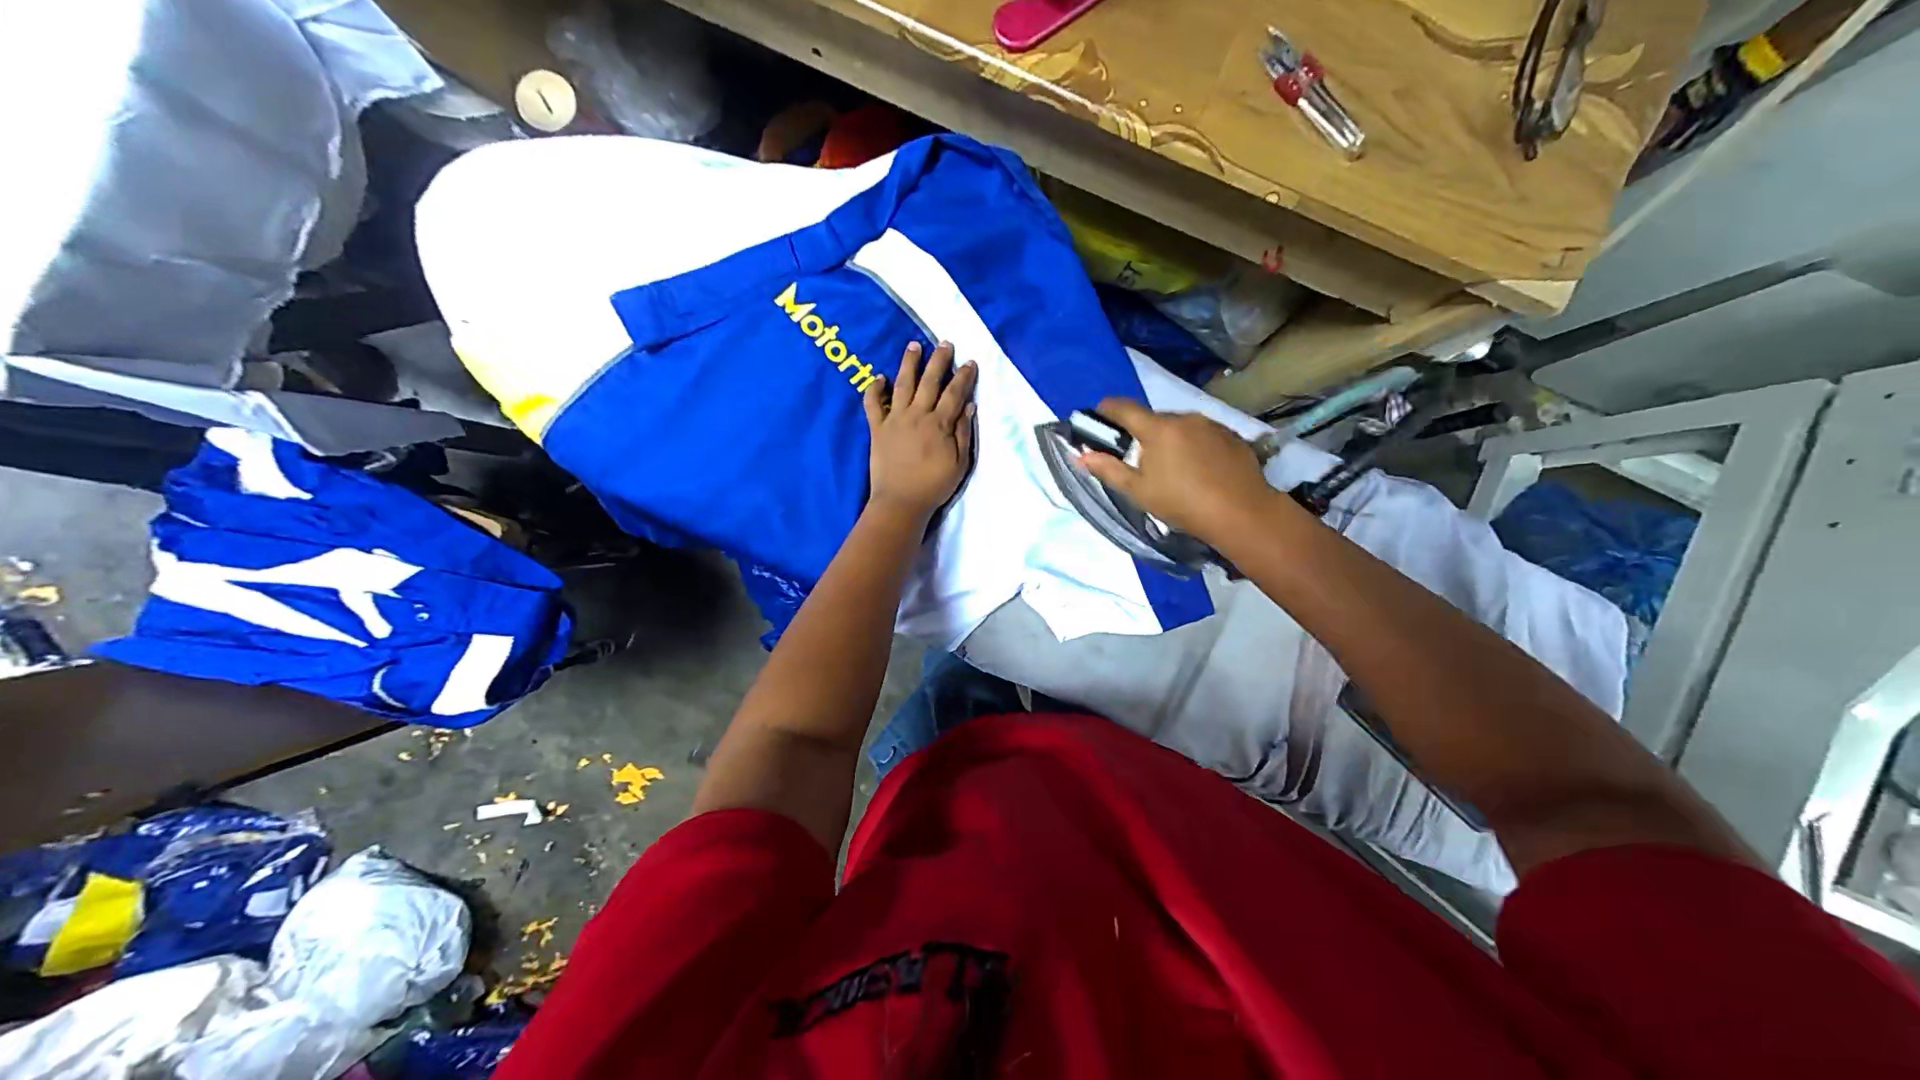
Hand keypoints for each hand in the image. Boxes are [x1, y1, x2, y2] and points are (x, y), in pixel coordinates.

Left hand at [864, 341, 976, 520]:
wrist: (900, 502)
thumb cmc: (934, 485)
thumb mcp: (960, 463)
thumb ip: (963, 432)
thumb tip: (969, 406)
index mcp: (939, 424)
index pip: (955, 393)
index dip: (964, 376)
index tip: (970, 362)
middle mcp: (917, 415)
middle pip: (930, 381)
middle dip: (939, 360)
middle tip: (945, 343)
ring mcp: (895, 419)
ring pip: (902, 384)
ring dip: (909, 363)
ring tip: (913, 345)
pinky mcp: (877, 428)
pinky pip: (873, 404)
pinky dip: (874, 389)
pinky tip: (879, 377)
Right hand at [1078, 398, 1285, 539]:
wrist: (1241, 513)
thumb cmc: (1182, 503)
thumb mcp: (1139, 491)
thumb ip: (1108, 469)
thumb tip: (1081, 456)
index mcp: (1158, 429)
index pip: (1124, 407)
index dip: (1106, 409)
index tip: (1098, 416)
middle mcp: (1185, 418)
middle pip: (1154, 419)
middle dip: (1143, 433)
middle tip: (1140, 459)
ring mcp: (1212, 424)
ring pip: (1181, 426)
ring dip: (1171, 439)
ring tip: (1173, 468)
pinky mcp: (1232, 435)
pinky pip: (1204, 434)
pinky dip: (1195, 445)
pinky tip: (1200, 470)